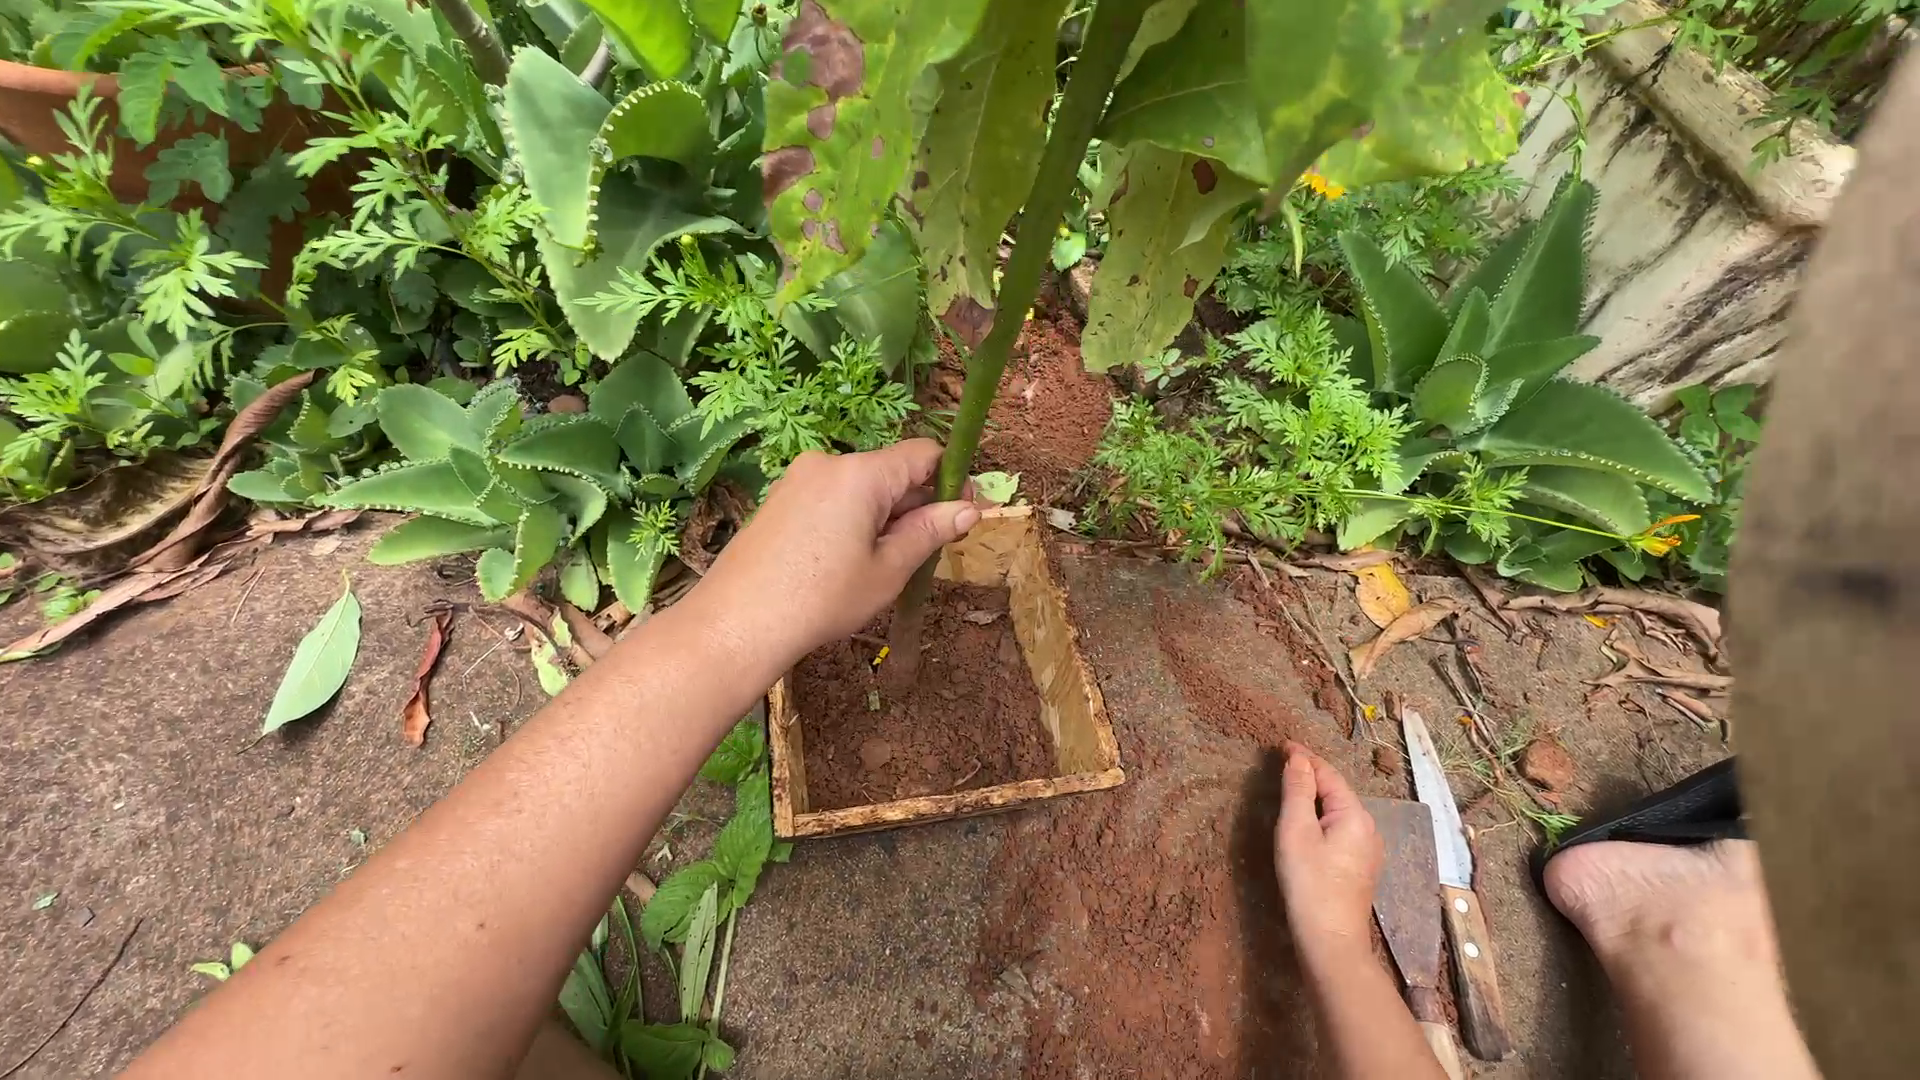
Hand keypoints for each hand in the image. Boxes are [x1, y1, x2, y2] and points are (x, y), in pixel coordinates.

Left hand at [686, 439, 980, 667]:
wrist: (737, 622)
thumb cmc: (822, 599)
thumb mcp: (888, 570)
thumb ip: (930, 532)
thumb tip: (970, 508)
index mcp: (861, 473)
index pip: (923, 453)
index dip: (950, 480)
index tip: (960, 516)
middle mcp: (828, 462)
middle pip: (891, 470)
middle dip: (915, 503)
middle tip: (923, 552)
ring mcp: (798, 478)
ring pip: (861, 486)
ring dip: (884, 514)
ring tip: (879, 565)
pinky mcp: (780, 498)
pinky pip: (832, 496)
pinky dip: (852, 518)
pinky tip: (845, 561)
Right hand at [1274, 742, 1382, 965]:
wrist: (1330, 940)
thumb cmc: (1309, 881)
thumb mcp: (1296, 830)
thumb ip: (1297, 790)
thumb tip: (1297, 758)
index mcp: (1355, 815)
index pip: (1328, 774)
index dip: (1304, 756)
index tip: (1281, 744)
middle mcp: (1369, 828)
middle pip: (1337, 790)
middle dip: (1311, 773)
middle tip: (1282, 761)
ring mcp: (1368, 849)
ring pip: (1339, 809)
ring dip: (1316, 793)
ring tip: (1291, 783)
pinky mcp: (1360, 866)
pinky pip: (1340, 826)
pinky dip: (1321, 813)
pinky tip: (1307, 818)